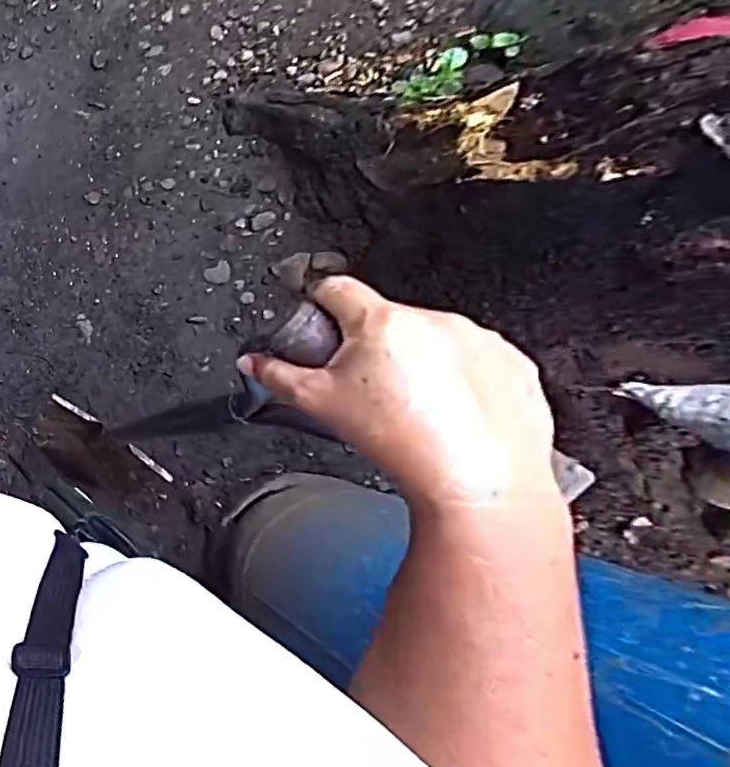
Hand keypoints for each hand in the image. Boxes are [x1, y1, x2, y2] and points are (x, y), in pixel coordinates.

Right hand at [239, 277, 559, 514]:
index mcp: (382, 322)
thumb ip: (274, 373)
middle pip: (380, 317)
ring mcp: (480, 341)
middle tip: (353, 379)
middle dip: (362, 341)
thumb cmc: (401, 439)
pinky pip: (468, 357)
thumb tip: (254, 362)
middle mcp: (435, 322)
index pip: (335, 288)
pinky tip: (436, 407)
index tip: (313, 319)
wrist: (476, 478)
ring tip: (399, 399)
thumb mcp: (314, 401)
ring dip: (407, 357)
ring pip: (424, 336)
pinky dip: (449, 375)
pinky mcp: (512, 364)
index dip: (315, 300)